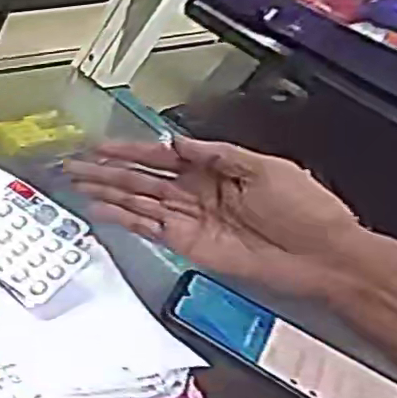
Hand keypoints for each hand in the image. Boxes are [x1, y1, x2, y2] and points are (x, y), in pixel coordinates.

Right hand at [61, 137, 371, 297]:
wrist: (322, 255)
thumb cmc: (306, 210)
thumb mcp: (267, 168)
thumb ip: (218, 155)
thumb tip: (179, 142)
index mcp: (211, 172)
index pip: (159, 157)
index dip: (129, 151)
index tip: (101, 147)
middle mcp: (191, 193)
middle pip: (137, 179)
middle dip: (104, 171)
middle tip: (74, 166)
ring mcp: (183, 218)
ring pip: (133, 200)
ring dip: (104, 192)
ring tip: (77, 184)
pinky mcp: (180, 241)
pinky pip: (142, 226)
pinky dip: (119, 218)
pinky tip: (98, 210)